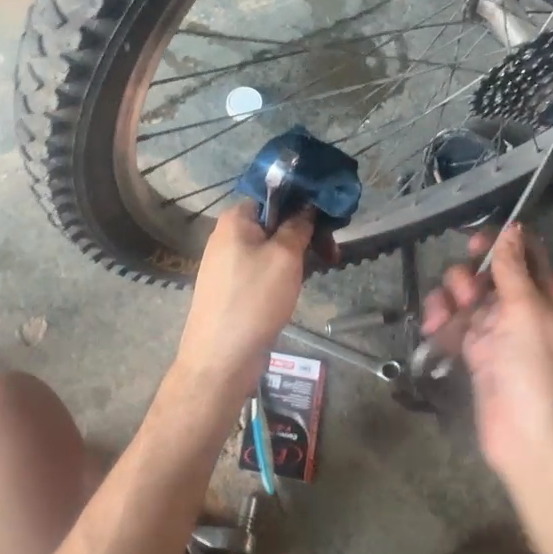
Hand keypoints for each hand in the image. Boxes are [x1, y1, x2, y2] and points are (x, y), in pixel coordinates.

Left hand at [174, 202, 314, 390]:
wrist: (220, 359)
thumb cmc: (253, 299)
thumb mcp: (284, 256)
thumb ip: (298, 225)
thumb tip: (307, 206)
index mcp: (235, 218)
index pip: (274, 194)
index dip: (304, 201)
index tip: (330, 217)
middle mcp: (228, 235)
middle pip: (275, 221)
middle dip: (305, 232)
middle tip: (332, 253)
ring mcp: (229, 262)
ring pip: (272, 246)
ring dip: (297, 254)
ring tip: (321, 269)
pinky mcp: (233, 287)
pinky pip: (263, 268)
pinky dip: (283, 272)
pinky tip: (297, 286)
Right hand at [421, 224, 552, 493]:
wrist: (529, 439)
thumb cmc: (535, 369)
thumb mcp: (527, 310)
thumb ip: (513, 268)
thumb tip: (513, 227)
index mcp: (543, 294)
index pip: (524, 252)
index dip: (501, 241)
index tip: (473, 241)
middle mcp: (520, 308)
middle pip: (488, 274)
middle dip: (468, 277)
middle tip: (463, 293)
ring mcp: (496, 332)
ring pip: (466, 298)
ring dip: (449, 300)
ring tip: (440, 318)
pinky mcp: (476, 355)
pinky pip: (455, 327)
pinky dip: (442, 324)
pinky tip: (433, 332)